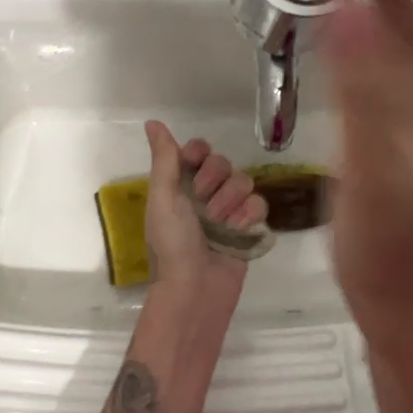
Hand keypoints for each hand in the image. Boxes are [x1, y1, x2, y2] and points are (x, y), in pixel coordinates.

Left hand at [142, 121, 266, 293]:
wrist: (195, 289)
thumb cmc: (172, 244)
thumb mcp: (163, 198)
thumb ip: (164, 159)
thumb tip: (152, 122)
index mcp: (180, 186)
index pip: (198, 151)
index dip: (199, 153)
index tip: (193, 163)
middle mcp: (205, 194)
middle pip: (223, 163)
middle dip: (215, 180)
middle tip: (203, 203)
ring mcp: (228, 211)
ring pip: (244, 181)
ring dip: (231, 199)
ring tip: (220, 223)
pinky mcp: (249, 228)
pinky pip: (260, 204)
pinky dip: (250, 215)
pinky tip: (238, 230)